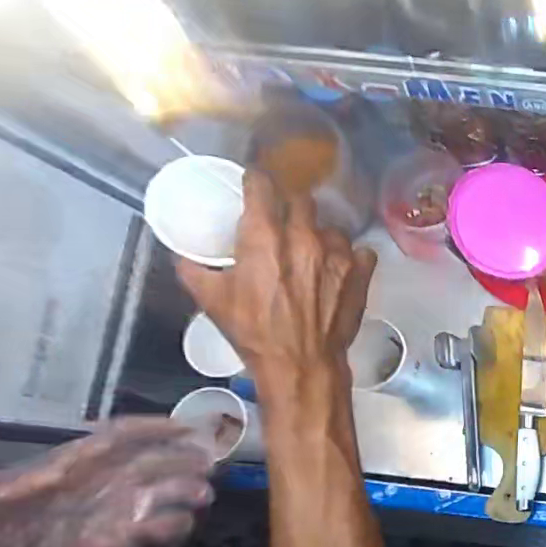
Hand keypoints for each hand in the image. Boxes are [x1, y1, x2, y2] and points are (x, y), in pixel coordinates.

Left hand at [0, 417, 215, 546]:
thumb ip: (6, 492)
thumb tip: (57, 474)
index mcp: (60, 471)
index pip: (114, 439)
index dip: (151, 429)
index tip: (186, 425)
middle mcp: (90, 489)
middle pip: (144, 464)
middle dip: (179, 458)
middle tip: (210, 460)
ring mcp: (102, 519)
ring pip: (154, 497)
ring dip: (181, 492)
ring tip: (202, 496)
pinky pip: (148, 534)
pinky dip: (169, 529)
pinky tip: (180, 529)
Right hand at [175, 170, 376, 389]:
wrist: (300, 364)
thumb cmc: (255, 333)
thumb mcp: (213, 301)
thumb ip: (194, 270)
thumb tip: (185, 256)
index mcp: (265, 236)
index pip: (262, 184)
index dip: (257, 181)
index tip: (255, 185)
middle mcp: (304, 236)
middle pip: (301, 200)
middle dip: (290, 207)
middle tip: (283, 224)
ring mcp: (337, 253)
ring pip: (331, 227)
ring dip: (321, 236)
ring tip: (312, 255)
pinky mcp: (360, 273)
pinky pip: (360, 252)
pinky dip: (351, 258)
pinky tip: (340, 270)